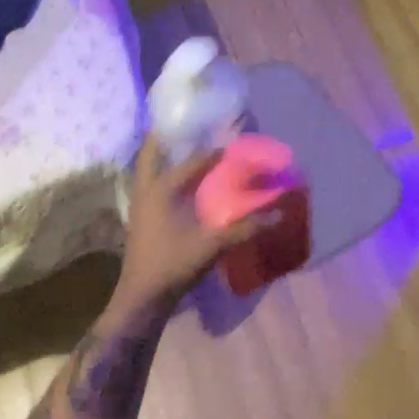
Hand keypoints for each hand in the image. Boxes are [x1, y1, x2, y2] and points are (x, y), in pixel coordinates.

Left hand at [110, 137, 264, 317]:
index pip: (191, 161)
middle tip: (184, 124)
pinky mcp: (141, 218)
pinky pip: (151, 186)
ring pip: (148, 170)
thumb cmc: (173, 264)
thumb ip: (244, 228)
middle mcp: (146, 190)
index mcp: (161, 189)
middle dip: (164, 136)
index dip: (214, 151)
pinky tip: (181, 184)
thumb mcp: (212, 245)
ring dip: (163, 156)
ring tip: (182, 145)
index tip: (231, 139)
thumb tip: (278, 214)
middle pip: (150, 153)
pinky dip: (164, 177)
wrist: (143, 295)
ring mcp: (140, 204)